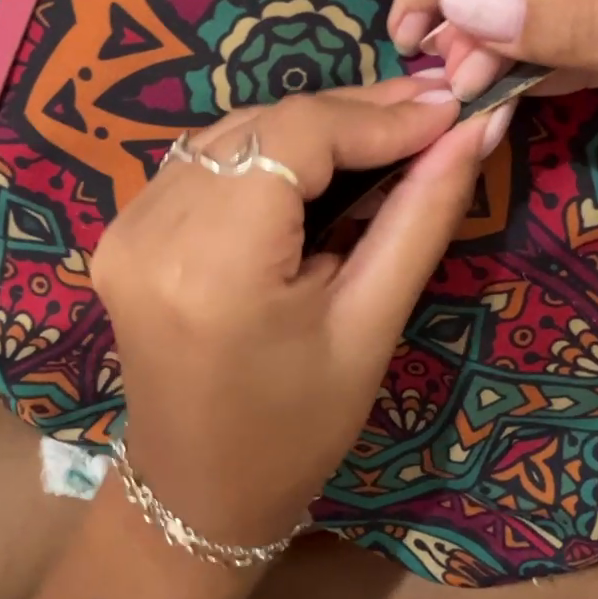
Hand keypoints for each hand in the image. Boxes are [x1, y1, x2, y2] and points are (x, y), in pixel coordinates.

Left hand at [91, 77, 496, 545]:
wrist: (199, 490)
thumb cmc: (297, 429)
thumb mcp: (371, 325)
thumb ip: (421, 217)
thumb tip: (476, 130)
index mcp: (214, 264)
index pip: (296, 139)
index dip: (375, 115)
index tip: (448, 108)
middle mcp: (152, 229)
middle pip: (263, 127)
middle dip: (351, 113)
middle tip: (430, 108)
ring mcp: (125, 225)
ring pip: (234, 134)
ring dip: (311, 127)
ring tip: (387, 131)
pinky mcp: (121, 230)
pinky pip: (205, 160)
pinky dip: (266, 151)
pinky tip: (317, 162)